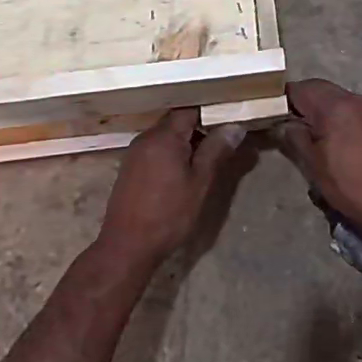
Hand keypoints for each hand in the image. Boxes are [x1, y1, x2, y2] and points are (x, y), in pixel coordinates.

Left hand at [93, 108, 246, 274]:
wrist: (126, 250)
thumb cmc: (168, 214)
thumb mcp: (200, 182)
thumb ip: (217, 150)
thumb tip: (235, 127)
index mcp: (164, 137)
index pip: (190, 110)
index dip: (211, 114)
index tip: (230, 122)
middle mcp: (146, 139)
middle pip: (177, 122)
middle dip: (200, 129)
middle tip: (222, 143)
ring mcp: (134, 154)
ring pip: (166, 136)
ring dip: (186, 143)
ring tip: (206, 159)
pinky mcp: (129, 169)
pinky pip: (155, 150)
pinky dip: (171, 154)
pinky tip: (183, 172)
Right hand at [272, 79, 361, 233]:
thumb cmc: (348, 183)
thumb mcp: (314, 164)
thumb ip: (296, 138)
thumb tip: (284, 124)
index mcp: (334, 106)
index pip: (302, 88)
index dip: (284, 97)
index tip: (270, 109)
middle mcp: (353, 99)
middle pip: (320, 88)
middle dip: (302, 99)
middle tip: (286, 119)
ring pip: (337, 96)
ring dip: (320, 105)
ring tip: (307, 128)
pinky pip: (350, 106)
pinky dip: (336, 113)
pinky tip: (330, 133)